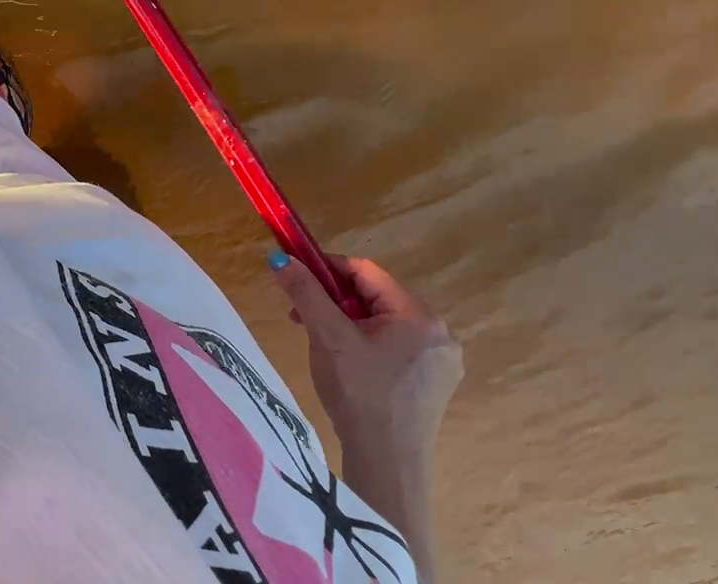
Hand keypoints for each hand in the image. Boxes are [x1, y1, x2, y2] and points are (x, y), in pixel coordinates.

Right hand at [271, 253, 462, 453]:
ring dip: (345, 321)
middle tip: (300, 315)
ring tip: (318, 340)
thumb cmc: (359, 391)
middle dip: (332, 299)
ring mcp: (439, 360)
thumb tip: (278, 257)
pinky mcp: (432, 382)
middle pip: (374, 297)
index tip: (296, 277)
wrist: (387, 460)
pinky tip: (344, 362)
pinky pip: (392, 346)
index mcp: (419, 317)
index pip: (367, 272)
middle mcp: (439, 333)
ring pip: (381, 322)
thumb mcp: (327, 335)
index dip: (327, 267)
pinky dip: (363, 343)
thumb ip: (304, 291)